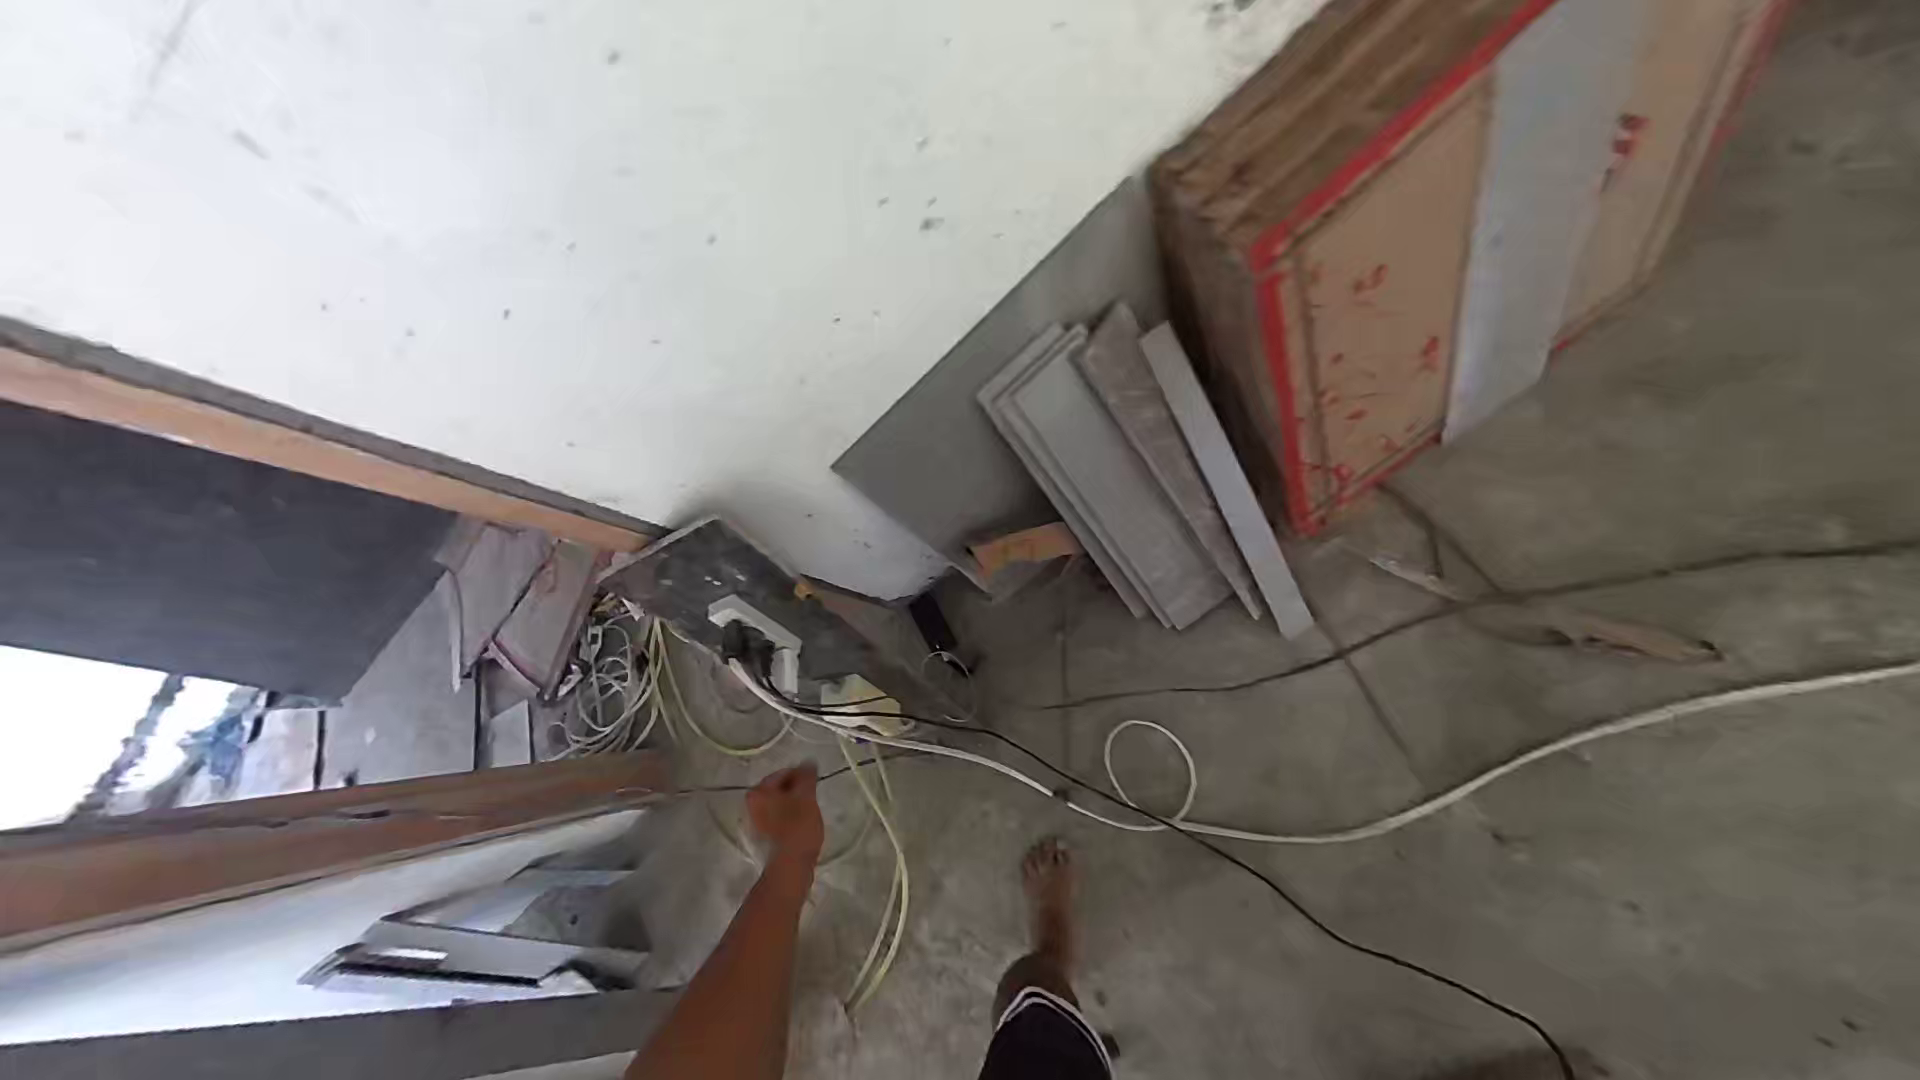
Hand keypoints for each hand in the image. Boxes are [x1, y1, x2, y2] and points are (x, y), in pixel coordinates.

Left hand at [747, 764, 824, 867]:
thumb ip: (807, 776)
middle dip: (796, 790)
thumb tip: (808, 762)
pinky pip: (777, 817)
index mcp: (757, 792)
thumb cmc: (797, 826)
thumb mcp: (806, 796)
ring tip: (808, 810)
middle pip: (779, 788)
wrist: (791, 865)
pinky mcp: (762, 836)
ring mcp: (754, 822)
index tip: (815, 783)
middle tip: (812, 796)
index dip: (802, 775)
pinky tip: (801, 823)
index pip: (783, 773)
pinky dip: (789, 817)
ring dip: (793, 803)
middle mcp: (750, 805)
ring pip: (779, 803)